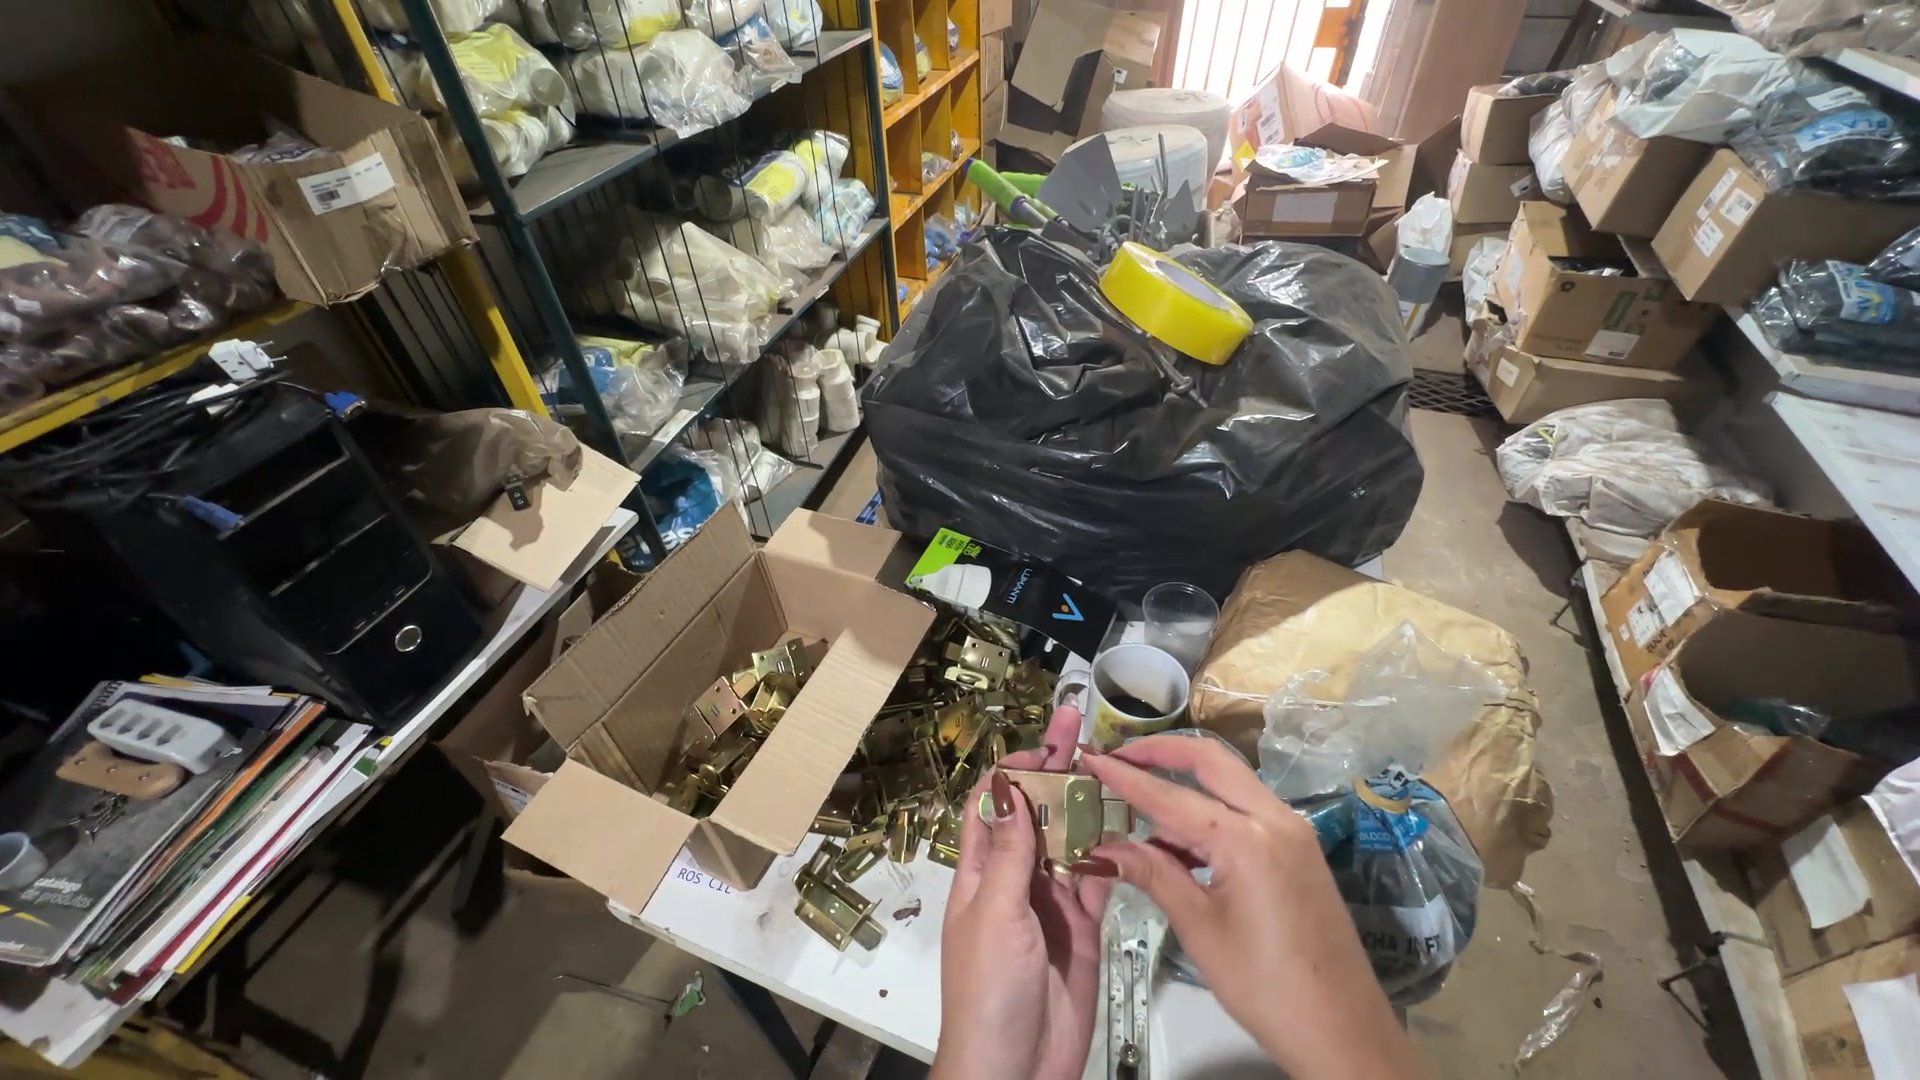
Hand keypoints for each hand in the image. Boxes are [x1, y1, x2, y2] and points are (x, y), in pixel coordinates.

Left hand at [931, 704, 1112, 1079]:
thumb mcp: (996, 912)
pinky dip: (1112, 851)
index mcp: (982, 869)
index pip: (994, 802)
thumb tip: (1008, 785)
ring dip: (1087, 800)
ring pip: (1071, 838)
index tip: (1043, 741)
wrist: (1017, 1071)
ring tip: (1110, 761)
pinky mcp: (1083, 925)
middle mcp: (1016, 876)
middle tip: (1077, 723)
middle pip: (1036, 810)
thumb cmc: (990, 988)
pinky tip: (1128, 823)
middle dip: (1053, 767)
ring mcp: (1051, 899)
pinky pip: (1098, 878)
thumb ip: (1010, 851)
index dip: (1014, 767)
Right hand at [1081, 735, 1428, 1079]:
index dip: (1124, 776)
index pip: (1169, 796)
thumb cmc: (1265, 987)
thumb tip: (1102, 849)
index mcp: (1246, 839)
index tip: (1090, 756)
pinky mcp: (1299, 846)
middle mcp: (1274, 818)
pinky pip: (1246, 805)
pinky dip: (1210, 806)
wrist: (1345, 1033)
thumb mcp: (1199, 928)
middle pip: (1208, 760)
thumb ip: (1152, 874)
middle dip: (1160, 750)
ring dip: (1185, 778)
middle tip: (1118, 755)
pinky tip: (1179, 834)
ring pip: (1230, 779)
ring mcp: (1292, 829)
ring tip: (1138, 794)